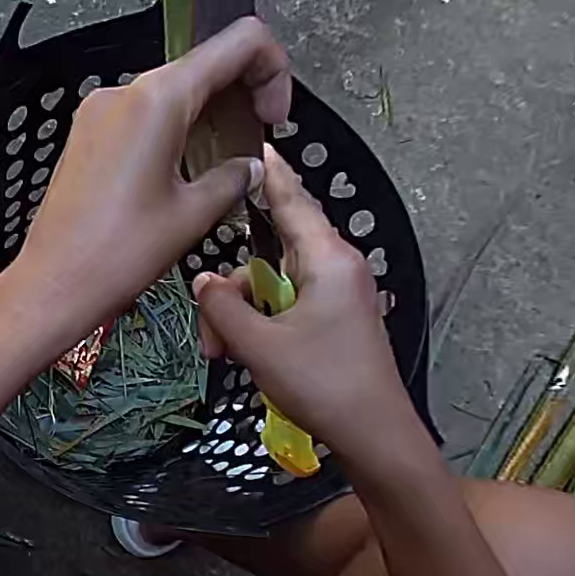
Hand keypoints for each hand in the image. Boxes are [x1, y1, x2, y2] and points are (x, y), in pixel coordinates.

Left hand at [0, 17, 290, 343]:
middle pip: (201, 72)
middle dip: (235, 108)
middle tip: (247, 155)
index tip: (273, 116)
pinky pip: (138, 124)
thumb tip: (249, 168)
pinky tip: (178, 182)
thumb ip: (234, 178)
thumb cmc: (112, 256)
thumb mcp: (192, 216)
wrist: (53, 287)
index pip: (239, 43)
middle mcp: (122, 95)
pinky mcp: (84, 142)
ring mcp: (97, 117)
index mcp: (158, 99)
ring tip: (214, 178)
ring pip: (169, 101)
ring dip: (203, 128)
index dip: (272, 73)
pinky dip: (169, 141)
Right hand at [192, 143, 421, 465]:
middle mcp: (335, 269)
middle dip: (231, 293)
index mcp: (327, 261)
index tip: (256, 144)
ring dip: (240, 317)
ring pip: (271, 288)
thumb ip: (224, 308)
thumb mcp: (259, 346)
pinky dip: (259, 327)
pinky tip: (246, 355)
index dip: (270, 175)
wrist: (372, 432)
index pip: (292, 202)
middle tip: (211, 337)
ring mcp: (336, 296)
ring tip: (225, 354)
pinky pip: (285, 308)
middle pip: (268, 257)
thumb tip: (202, 280)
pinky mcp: (332, 320)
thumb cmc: (320, 382)